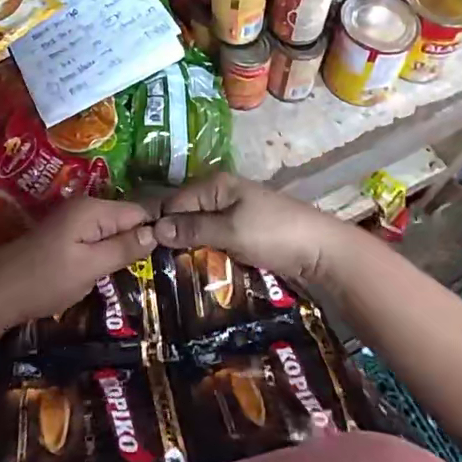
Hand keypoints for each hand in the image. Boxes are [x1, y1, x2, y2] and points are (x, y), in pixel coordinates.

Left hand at [0, 197, 155, 337]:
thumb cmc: (45, 280)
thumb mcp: (90, 268)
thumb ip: (123, 248)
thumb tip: (157, 231)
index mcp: (94, 209)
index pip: (139, 212)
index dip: (157, 229)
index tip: (177, 250)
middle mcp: (85, 206)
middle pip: (126, 219)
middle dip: (142, 239)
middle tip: (166, 264)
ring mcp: (74, 220)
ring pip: (112, 229)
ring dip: (125, 247)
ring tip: (148, 268)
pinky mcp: (66, 235)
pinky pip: (98, 237)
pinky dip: (108, 251)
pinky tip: (116, 268)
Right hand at [152, 173, 354, 288]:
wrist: (321, 252)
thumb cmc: (274, 234)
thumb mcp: (231, 230)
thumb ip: (193, 229)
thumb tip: (155, 229)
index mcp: (216, 185)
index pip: (174, 201)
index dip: (158, 224)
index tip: (140, 251)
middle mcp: (221, 195)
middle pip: (185, 216)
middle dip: (171, 239)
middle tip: (150, 268)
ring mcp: (234, 216)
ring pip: (199, 232)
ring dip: (188, 251)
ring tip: (167, 276)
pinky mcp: (243, 236)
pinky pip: (215, 243)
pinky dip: (205, 256)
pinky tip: (194, 274)